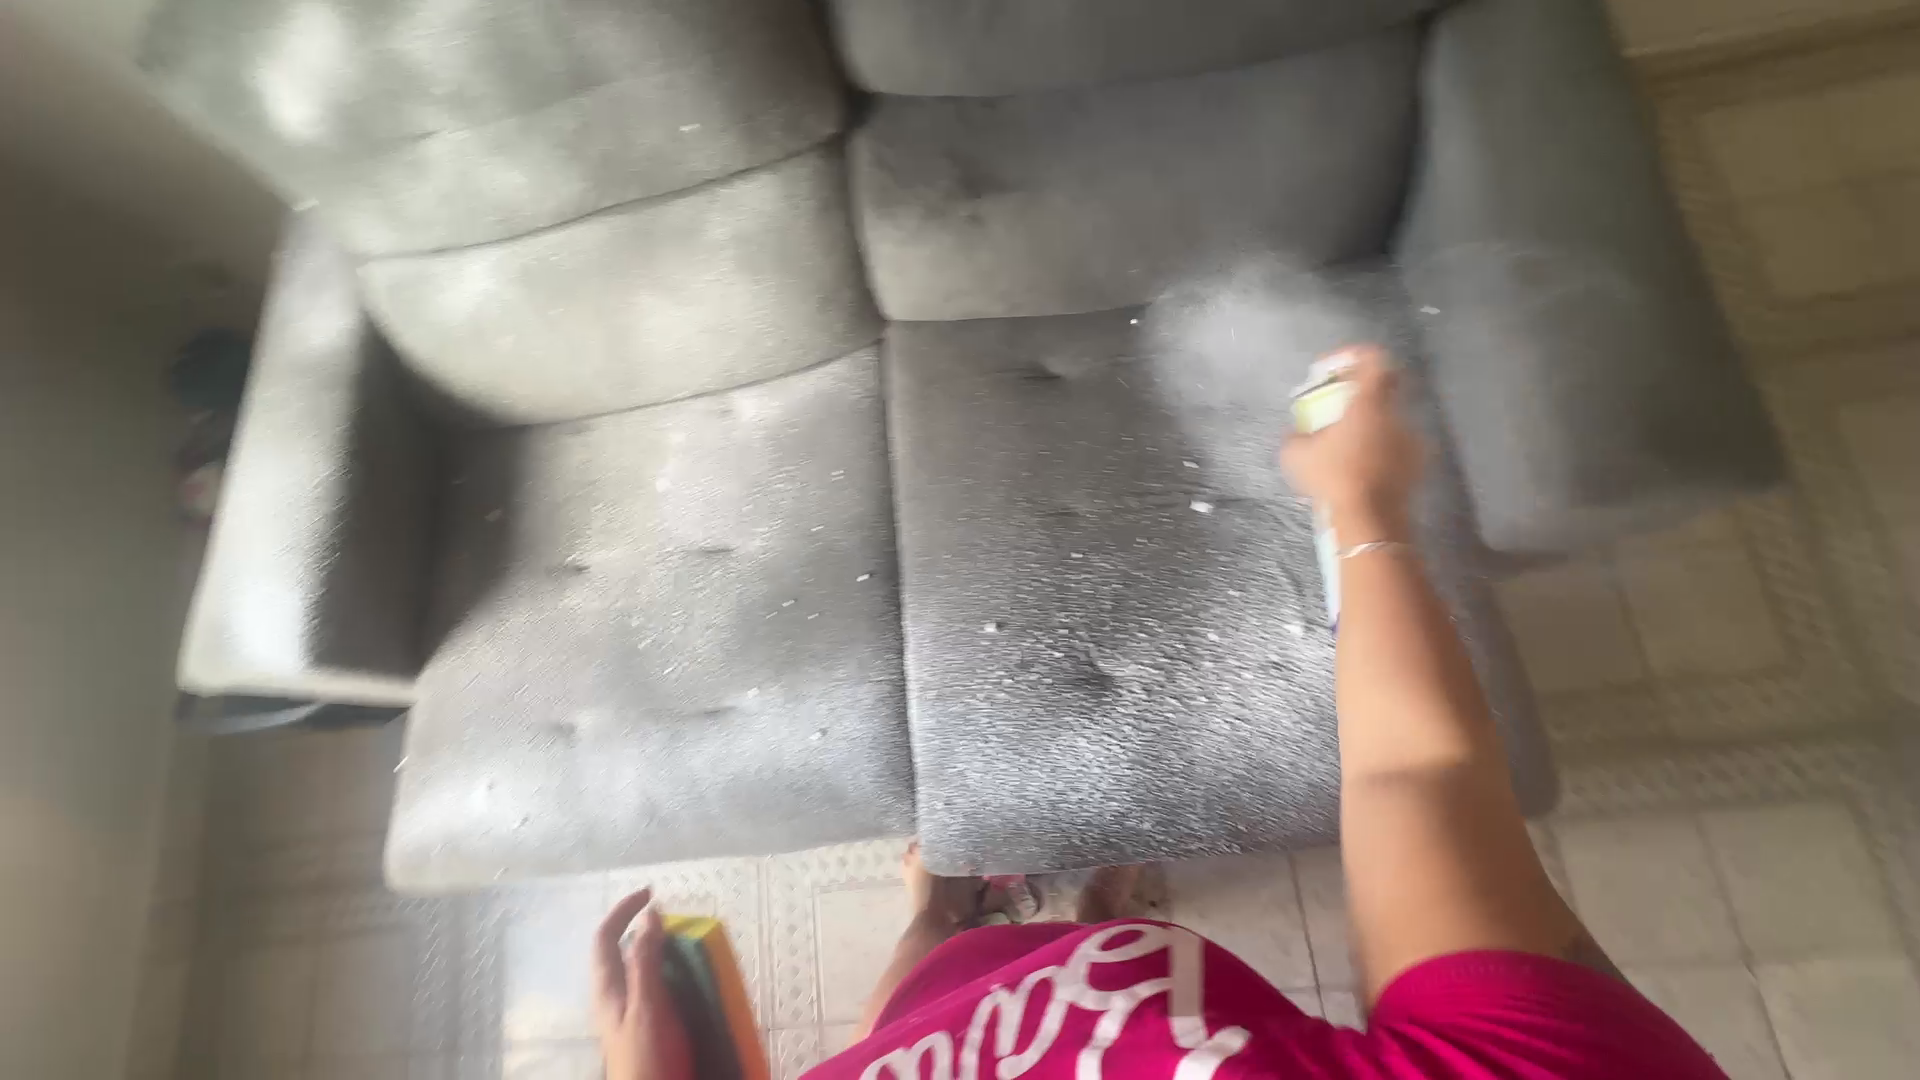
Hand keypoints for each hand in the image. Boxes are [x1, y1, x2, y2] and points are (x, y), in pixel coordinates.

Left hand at [594, 887, 692, 1079]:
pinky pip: (650, 984)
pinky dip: (665, 967)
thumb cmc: (647, 1058)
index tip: (651, 893)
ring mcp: (626, 1012)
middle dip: (640, 926)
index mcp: (607, 989)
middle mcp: (613, 997)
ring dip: (655, 946)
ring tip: (684, 939)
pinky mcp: (643, 1025)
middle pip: (617, 949)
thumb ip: (646, 960)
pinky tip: (686, 974)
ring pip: (634, 966)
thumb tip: (650, 913)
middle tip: (671, 915)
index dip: (623, 910)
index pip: (604, 937)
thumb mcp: (647, 1006)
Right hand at [1279, 345, 1424, 541]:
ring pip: (1388, 420)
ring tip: (1345, 446)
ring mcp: (1412, 439)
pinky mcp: (1418, 464)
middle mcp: (1397, 413)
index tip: (1330, 368)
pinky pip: (1395, 446)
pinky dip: (1378, 450)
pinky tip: (1359, 468)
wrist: (1368, 518)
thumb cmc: (1331, 477)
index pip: (1372, 359)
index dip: (1351, 355)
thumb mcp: (1295, 455)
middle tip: (1335, 411)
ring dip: (1368, 426)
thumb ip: (1295, 435)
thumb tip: (1295, 431)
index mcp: (1368, 402)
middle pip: (1382, 389)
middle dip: (1357, 396)